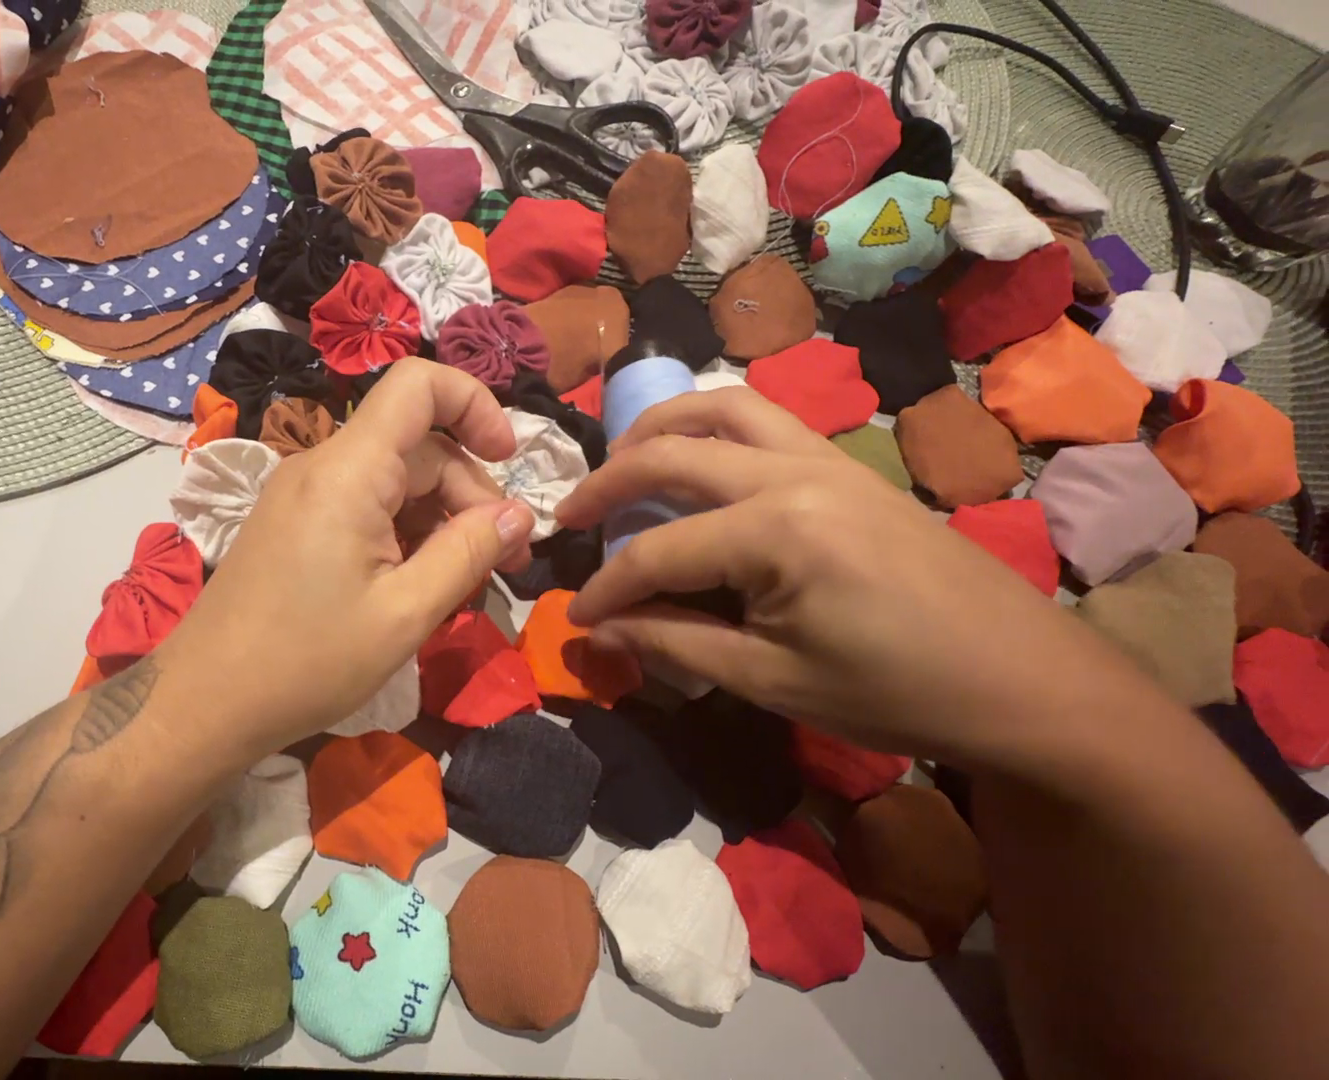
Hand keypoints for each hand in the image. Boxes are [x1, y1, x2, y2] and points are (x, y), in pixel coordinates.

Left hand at [155, 359, 534, 759]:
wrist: (206, 700)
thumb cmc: (307, 662)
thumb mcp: (405, 613)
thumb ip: (468, 553)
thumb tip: (519, 514)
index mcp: (348, 471)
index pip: (418, 385)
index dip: (475, 404)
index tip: (509, 460)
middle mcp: (321, 466)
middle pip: (417, 445)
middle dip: (470, 492)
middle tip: (506, 560)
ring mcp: (302, 495)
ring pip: (394, 479)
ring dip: (441, 519)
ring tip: (469, 581)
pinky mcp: (293, 524)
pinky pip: (364, 505)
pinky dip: (404, 532)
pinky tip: (422, 582)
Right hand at [555, 386, 1160, 768]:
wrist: (1029, 684)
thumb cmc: (897, 692)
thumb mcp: (769, 680)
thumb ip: (672, 643)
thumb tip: (598, 630)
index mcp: (775, 532)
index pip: (655, 551)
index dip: (604, 587)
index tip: (574, 616)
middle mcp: (794, 473)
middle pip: (673, 453)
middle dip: (607, 482)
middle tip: (571, 515)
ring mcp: (827, 460)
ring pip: (723, 408)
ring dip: (659, 427)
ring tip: (623, 460)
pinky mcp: (848, 467)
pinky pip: (764, 420)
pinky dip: (712, 428)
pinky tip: (697, 463)